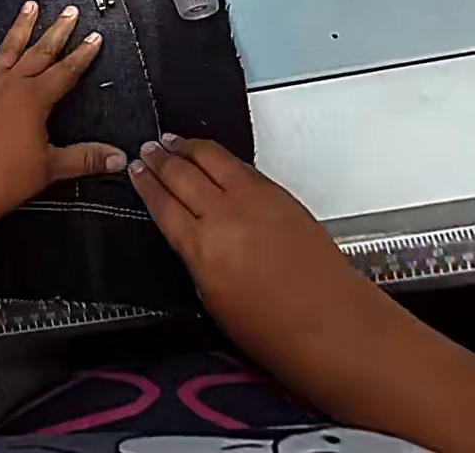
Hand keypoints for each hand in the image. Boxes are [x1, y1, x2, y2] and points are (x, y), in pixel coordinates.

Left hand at [0, 1, 124, 227]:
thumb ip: (85, 159)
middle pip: (40, 52)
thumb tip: (117, 157)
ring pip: (8, 49)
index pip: (66, 71)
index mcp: (34, 99)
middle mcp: (11, 85)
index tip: (94, 37)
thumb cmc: (2, 179)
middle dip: (58, 30)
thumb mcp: (50, 168)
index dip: (83, 54)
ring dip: (21, 27)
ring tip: (30, 5)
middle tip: (69, 11)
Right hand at [129, 134, 364, 362]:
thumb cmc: (282, 334)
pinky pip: (237, 162)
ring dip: (184, 145)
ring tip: (170, 140)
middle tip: (147, 148)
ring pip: (208, 156)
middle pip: (180, 173)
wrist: (338, 330)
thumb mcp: (215, 303)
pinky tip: (208, 152)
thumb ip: (194, 259)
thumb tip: (184, 232)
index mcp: (203, 251)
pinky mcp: (276, 192)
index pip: (162, 203)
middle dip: (159, 157)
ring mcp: (253, 199)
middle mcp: (225, 217)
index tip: (135, 172)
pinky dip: (216, 153)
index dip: (145, 183)